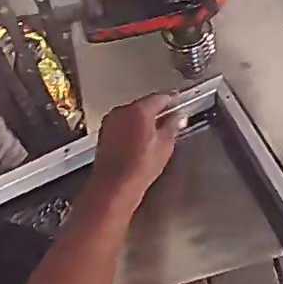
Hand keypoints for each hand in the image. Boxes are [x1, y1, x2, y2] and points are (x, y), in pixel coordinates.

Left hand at [84, 93, 184, 209]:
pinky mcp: (104, 132)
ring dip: (143, 120)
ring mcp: (111, 121)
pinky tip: (139, 142)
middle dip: (156, 111)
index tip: (177, 104)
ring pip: (132, 114)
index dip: (171, 101)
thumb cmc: (139, 167)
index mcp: (139, 110)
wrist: (114, 186)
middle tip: (169, 121)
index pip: (159, 97)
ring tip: (154, 135)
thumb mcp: (165, 145)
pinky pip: (122, 124)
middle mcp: (122, 111)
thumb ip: (172, 125)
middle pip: (144, 104)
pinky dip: (131, 128)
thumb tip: (176, 118)